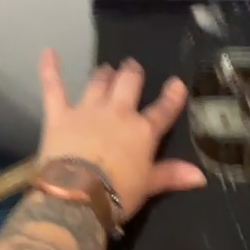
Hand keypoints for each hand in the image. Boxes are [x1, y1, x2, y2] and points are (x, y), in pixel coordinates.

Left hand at [36, 48, 206, 217]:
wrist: (76, 196)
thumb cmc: (117, 194)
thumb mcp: (148, 186)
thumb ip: (172, 175)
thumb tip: (200, 176)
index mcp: (143, 131)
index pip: (163, 110)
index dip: (172, 96)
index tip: (176, 83)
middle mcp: (118, 113)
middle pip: (128, 85)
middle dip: (132, 74)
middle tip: (132, 67)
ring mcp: (88, 110)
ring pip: (98, 83)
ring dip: (104, 74)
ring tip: (106, 68)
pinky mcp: (60, 114)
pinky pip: (54, 87)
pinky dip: (50, 69)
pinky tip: (48, 52)